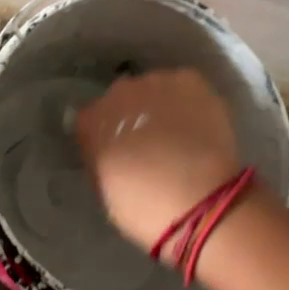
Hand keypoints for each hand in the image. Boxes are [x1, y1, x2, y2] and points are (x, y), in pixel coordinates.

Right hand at [73, 69, 244, 245]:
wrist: (198, 199)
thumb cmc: (145, 208)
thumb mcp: (107, 190)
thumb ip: (103, 160)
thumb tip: (111, 151)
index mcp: (91, 122)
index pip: (90, 119)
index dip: (105, 134)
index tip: (118, 152)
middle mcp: (118, 93)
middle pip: (122, 98)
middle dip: (133, 115)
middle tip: (151, 142)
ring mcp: (155, 82)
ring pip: (155, 89)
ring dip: (162, 105)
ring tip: (180, 133)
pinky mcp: (189, 81)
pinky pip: (184, 86)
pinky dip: (189, 101)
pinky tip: (198, 123)